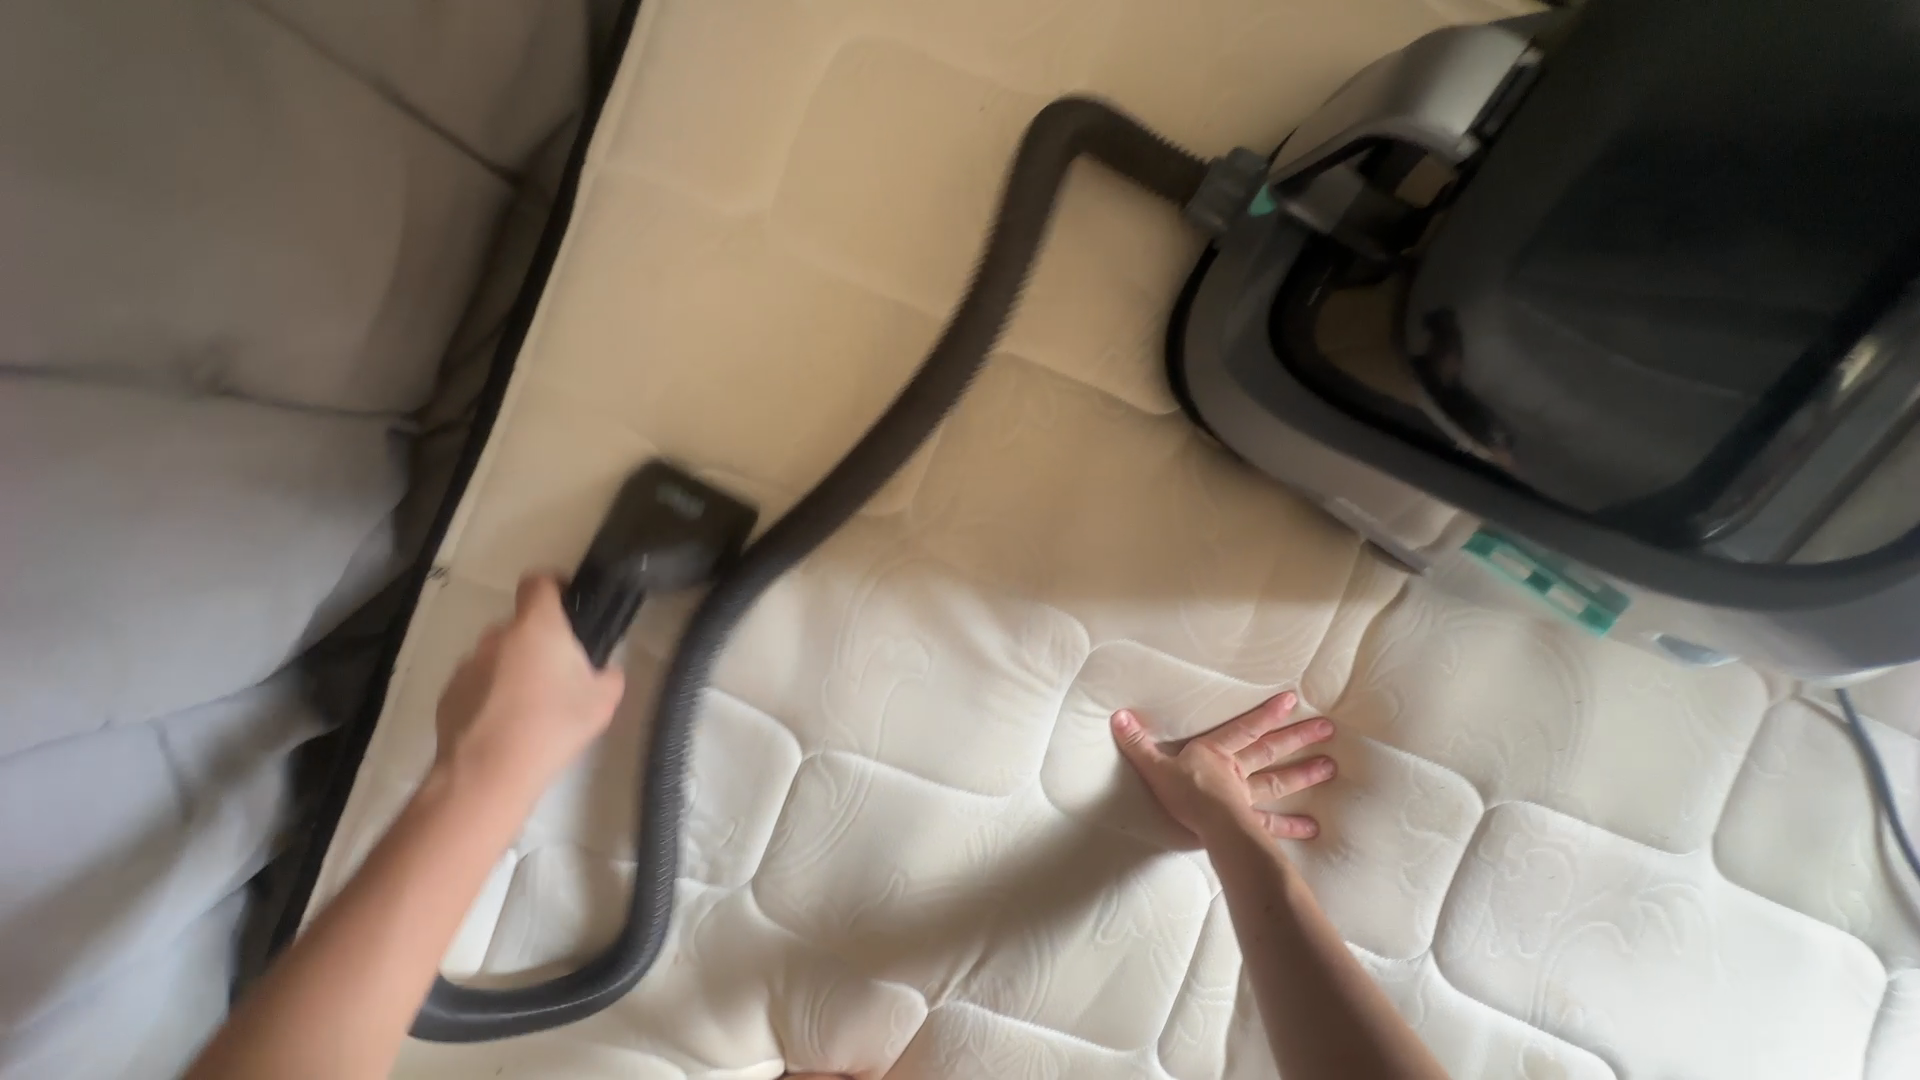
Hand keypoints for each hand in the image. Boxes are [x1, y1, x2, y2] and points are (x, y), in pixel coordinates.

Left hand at [433, 573, 626, 800]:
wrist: (490, 772)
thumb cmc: (554, 725)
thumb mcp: (604, 699)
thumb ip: (608, 674)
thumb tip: (602, 671)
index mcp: (538, 627)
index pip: (539, 582)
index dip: (554, 586)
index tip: (568, 603)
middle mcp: (498, 636)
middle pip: (521, 624)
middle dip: (539, 641)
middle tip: (559, 673)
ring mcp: (468, 664)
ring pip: (497, 654)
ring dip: (513, 668)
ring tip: (530, 705)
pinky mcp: (449, 692)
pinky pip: (477, 681)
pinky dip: (491, 693)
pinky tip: (505, 724)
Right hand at [1112, 691, 1335, 846]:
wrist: (1207, 827)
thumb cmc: (1184, 794)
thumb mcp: (1154, 766)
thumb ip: (1137, 743)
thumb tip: (1118, 716)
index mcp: (1215, 753)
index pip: (1244, 727)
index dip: (1267, 713)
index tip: (1293, 700)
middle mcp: (1236, 771)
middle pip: (1270, 750)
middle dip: (1298, 738)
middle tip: (1327, 728)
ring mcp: (1246, 798)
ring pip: (1278, 781)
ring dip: (1304, 774)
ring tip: (1330, 767)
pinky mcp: (1249, 823)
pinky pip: (1272, 823)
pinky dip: (1291, 826)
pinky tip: (1312, 828)